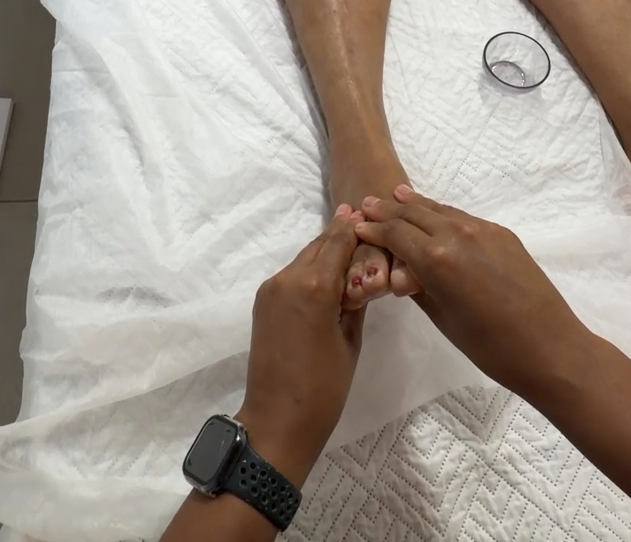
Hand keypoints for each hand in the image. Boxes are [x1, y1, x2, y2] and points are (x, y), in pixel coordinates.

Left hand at [237, 206, 366, 484]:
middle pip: (318, 246)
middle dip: (339, 236)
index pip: (338, 243)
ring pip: (304, 258)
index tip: (367, 211)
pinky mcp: (263, 300)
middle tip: (361, 221)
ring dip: (324, 252)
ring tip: (348, 248)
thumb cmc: (324, 388)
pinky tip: (326, 274)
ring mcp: (271, 288)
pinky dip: (310, 269)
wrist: (278, 419)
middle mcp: (288, 278)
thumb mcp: (350, 340)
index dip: (353, 227)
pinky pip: (292, 274)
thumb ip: (355, 301)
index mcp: (314, 287)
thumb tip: (361, 276)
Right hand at [354, 188, 594, 401]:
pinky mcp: (501, 233)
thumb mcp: (443, 318)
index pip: (395, 233)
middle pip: (412, 214)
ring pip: (438, 209)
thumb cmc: (490, 347)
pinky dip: (441, 212)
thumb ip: (417, 286)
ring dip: (414, 204)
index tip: (357, 225)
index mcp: (436, 260)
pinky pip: (462, 217)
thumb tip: (402, 269)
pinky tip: (433, 213)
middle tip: (367, 205)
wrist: (551, 348)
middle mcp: (455, 234)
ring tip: (395, 195)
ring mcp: (481, 230)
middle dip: (388, 210)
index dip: (374, 229)